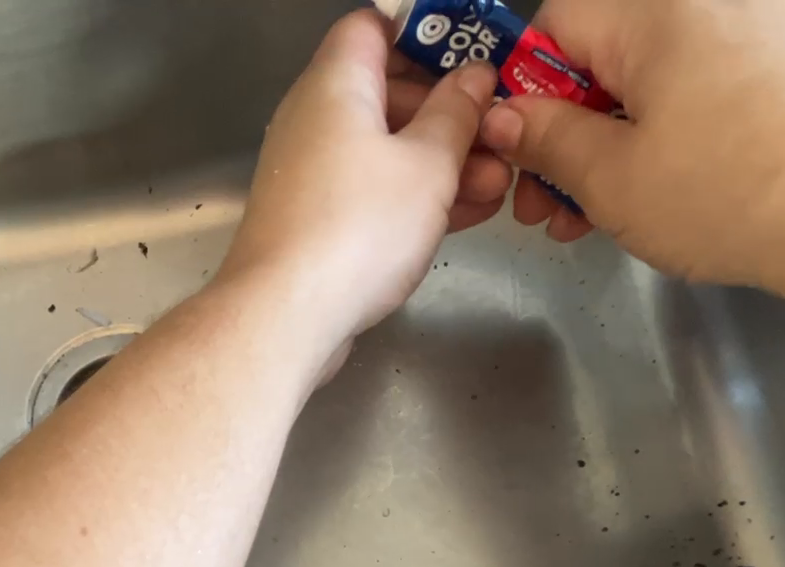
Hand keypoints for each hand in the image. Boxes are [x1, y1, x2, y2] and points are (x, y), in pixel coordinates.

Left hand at [216, 10, 509, 356]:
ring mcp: (311, 180)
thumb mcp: (428, 163)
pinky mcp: (313, 228)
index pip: (375, 28)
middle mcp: (314, 124)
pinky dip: (412, 202)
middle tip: (500, 141)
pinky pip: (370, 198)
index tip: (473, 61)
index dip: (427, 36)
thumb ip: (458, 114)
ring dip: (442, 167)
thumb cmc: (359, 228)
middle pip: (388, 96)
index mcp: (334, 84)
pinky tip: (463, 218)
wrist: (284, 319)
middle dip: (451, 116)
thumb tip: (472, 78)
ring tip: (498, 187)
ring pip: (385, 155)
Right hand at [476, 0, 784, 287]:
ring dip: (605, 151)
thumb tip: (501, 116)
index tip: (516, 153)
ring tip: (589, 220)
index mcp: (659, 13)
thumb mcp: (612, 177)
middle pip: (603, 58)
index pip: (557, 22)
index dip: (521, 88)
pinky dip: (662, 145)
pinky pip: (700, 97)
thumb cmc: (729, 190)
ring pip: (649, 87)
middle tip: (543, 208)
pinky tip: (655, 201)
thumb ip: (547, 141)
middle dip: (560, 134)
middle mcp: (713, 3)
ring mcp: (765, 31)